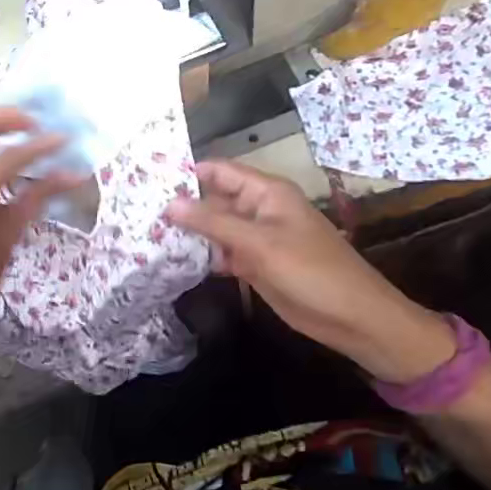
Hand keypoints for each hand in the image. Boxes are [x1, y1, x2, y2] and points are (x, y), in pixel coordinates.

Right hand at [164, 160, 454, 382]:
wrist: (352, 318)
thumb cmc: (311, 271)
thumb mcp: (259, 244)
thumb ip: (213, 223)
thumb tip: (169, 204)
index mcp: (266, 192)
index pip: (219, 171)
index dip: (187, 173)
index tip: (148, 179)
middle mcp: (259, 210)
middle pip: (214, 199)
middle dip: (182, 204)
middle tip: (138, 212)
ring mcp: (257, 238)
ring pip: (215, 228)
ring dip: (189, 233)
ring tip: (146, 235)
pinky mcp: (255, 264)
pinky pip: (223, 252)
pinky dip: (203, 256)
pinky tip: (174, 261)